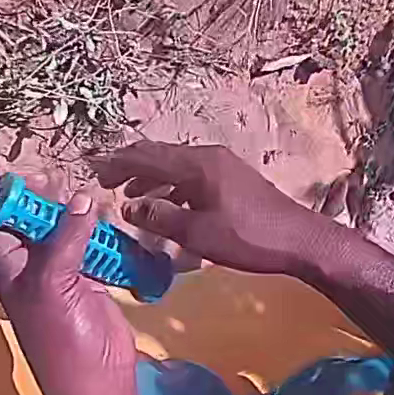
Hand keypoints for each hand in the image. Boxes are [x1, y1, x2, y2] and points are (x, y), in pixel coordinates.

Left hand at [0, 188, 144, 394]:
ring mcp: (65, 276)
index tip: (33, 178)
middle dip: (52, 203)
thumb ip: (66, 238)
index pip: (3, 225)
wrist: (98, 381)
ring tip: (93, 200)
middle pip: (39, 225)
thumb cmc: (63, 338)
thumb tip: (81, 198)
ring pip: (69, 234)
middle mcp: (35, 269)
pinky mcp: (93, 283)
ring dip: (81, 216)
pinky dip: (104, 236)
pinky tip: (111, 223)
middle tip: (68, 183)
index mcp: (13, 269)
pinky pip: (95, 250)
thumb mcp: (53, 283)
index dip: (14, 200)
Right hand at [94, 141, 343, 278]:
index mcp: (196, 165)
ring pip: (174, 164)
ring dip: (149, 176)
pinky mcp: (230, 176)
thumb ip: (159, 216)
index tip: (94, 172)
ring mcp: (221, 164)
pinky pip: (189, 173)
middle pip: (158, 154)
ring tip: (131, 195)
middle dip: (130, 166)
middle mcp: (206, 156)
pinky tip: (165, 201)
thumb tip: (129, 207)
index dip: (117, 164)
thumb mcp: (197, 233)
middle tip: (107, 181)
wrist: (299, 239)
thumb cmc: (247, 237)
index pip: (146, 156)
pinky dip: (170, 183)